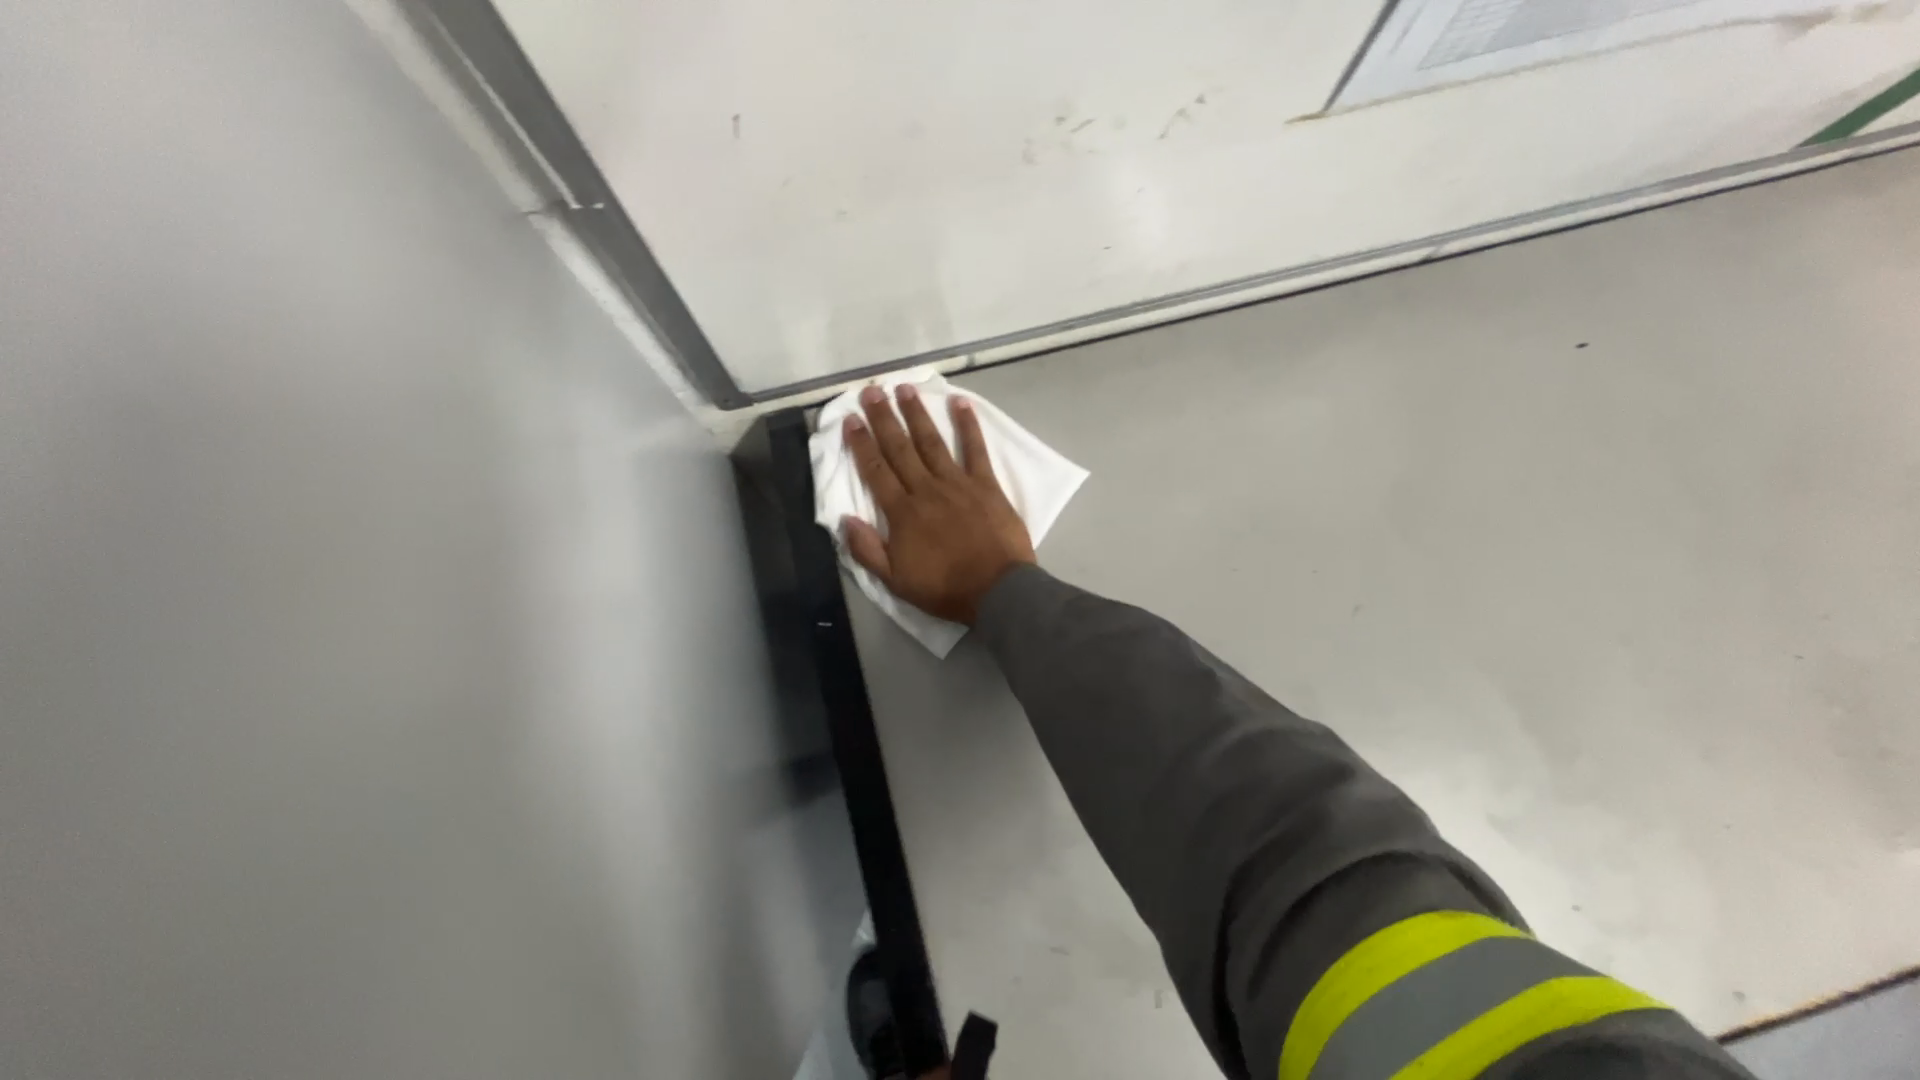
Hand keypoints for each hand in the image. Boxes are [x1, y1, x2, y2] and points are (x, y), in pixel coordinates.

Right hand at [841, 383, 1034, 624]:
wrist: (997, 591)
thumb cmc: (945, 589)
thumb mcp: (896, 581)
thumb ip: (867, 550)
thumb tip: (844, 520)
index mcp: (902, 513)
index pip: (875, 471)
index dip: (861, 444)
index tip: (850, 420)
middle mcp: (926, 490)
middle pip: (899, 448)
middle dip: (883, 418)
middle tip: (872, 390)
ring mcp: (957, 483)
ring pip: (931, 442)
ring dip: (917, 413)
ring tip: (904, 388)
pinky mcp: (986, 485)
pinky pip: (975, 449)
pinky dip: (968, 425)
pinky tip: (960, 403)